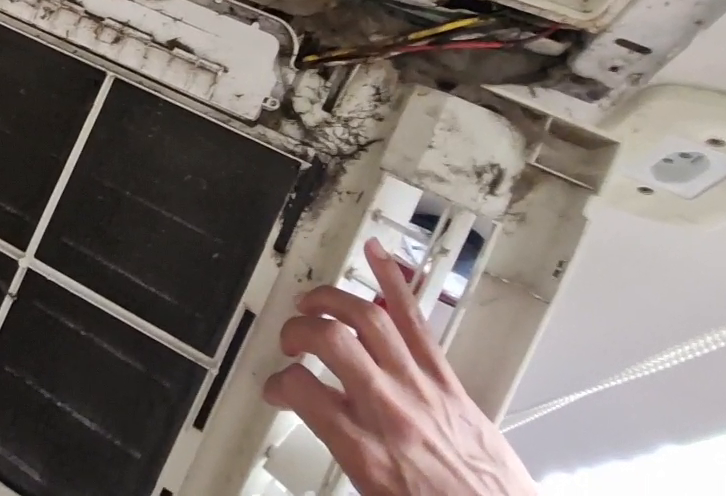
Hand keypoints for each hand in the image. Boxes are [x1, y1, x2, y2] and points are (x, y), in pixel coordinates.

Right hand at [262, 238, 537, 495]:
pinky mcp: (448, 380)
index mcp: (365, 450)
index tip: (277, 388)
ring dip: (333, 300)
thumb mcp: (371, 493)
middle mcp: (391, 410)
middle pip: (332, 340)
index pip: (300, 390)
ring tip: (314, 300)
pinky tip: (378, 255)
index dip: (277, 383)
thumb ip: (338, 447)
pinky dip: (394, 282)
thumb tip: (316, 423)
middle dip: (299, 330)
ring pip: (369, 319)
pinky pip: (416, 321)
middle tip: (291, 339)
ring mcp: (421, 388)